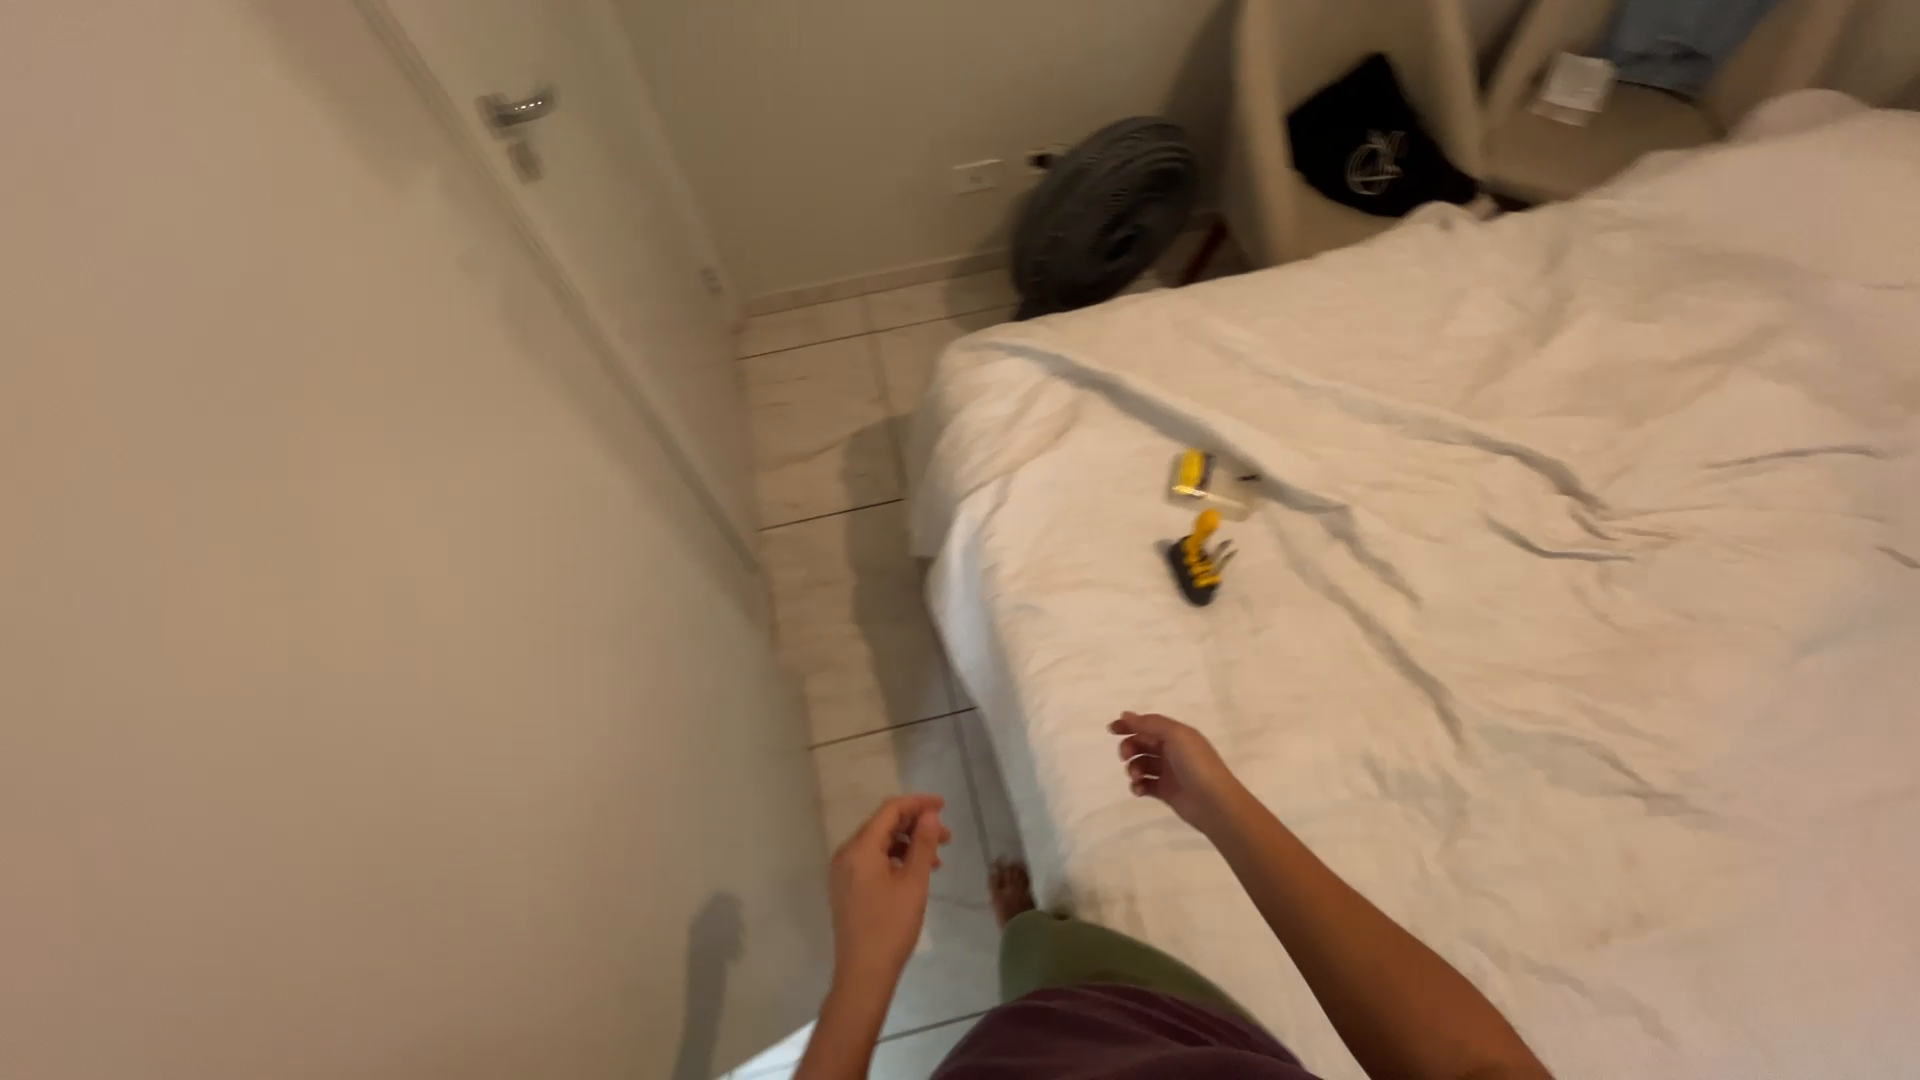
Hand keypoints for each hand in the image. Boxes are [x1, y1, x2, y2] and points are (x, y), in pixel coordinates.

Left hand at [828, 795, 951, 991]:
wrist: (863, 976)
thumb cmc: (891, 927)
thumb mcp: (913, 882)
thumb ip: (923, 843)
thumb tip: (929, 815)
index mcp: (860, 848)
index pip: (890, 810)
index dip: (917, 803)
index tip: (943, 806)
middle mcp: (847, 854)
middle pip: (883, 825)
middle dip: (916, 825)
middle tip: (946, 836)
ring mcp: (844, 873)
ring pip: (879, 844)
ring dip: (908, 844)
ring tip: (937, 857)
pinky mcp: (847, 889)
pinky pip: (873, 861)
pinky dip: (896, 859)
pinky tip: (917, 873)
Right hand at [1110, 712, 1251, 834]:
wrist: (1214, 802)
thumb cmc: (1196, 764)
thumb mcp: (1175, 735)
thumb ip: (1150, 724)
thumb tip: (1126, 715)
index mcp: (1176, 735)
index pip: (1148, 725)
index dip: (1129, 725)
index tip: (1111, 729)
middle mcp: (1172, 751)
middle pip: (1142, 744)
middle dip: (1129, 747)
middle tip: (1125, 756)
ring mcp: (1168, 772)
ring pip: (1141, 764)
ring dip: (1133, 768)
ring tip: (1136, 776)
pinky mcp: (1165, 792)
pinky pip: (1145, 785)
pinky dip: (1138, 786)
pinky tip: (1139, 789)